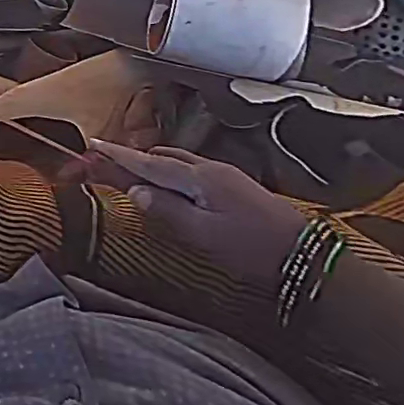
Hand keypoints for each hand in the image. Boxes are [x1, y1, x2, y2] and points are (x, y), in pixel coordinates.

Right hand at [84, 142, 308, 288]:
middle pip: (162, 157)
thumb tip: (136, 191)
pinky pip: (192, 172)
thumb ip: (166, 210)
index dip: (118, 155)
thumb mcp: (203, 234)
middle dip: (135, 160)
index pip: (148, 162)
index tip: (93, 144)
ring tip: (139, 180)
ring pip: (179, 163)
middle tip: (112, 168)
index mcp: (198, 177)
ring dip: (155, 167)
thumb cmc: (252, 248)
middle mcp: (210, 169)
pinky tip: (174, 191)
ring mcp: (226, 176)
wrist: (311, 260)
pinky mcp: (236, 187)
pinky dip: (173, 175)